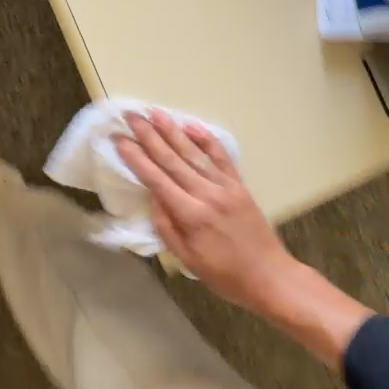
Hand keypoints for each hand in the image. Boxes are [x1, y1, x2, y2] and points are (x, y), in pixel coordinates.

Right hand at [116, 110, 374, 369]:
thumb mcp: (187, 258)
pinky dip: (206, 139)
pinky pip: (221, 156)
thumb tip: (152, 195)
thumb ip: (166, 226)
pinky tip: (191, 125)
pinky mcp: (239, 184)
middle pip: (172, 160)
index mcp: (190, 215)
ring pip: (194, 153)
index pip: (156, 180)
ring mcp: (225, 186)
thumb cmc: (224, 275)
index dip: (136, 158)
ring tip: (155, 113)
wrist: (269, 276)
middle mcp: (206, 194)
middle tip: (131, 116)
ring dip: (173, 131)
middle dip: (149, 136)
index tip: (120, 140)